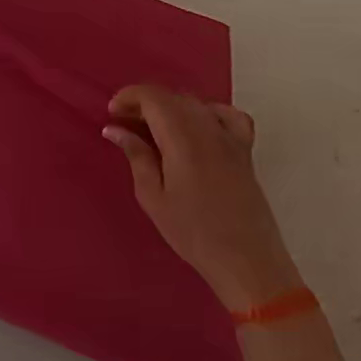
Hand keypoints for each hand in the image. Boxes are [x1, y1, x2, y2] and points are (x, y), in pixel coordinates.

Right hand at [104, 85, 302, 309]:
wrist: (248, 263)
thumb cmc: (192, 232)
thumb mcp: (152, 196)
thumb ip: (136, 155)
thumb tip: (114, 129)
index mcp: (184, 142)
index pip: (154, 97)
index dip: (128, 97)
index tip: (111, 114)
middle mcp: (211, 133)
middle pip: (174, 97)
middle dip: (144, 102)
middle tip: (124, 123)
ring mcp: (233, 142)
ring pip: (198, 104)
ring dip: (170, 107)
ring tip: (153, 127)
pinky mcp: (245, 154)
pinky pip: (228, 116)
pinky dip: (206, 112)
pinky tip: (195, 128)